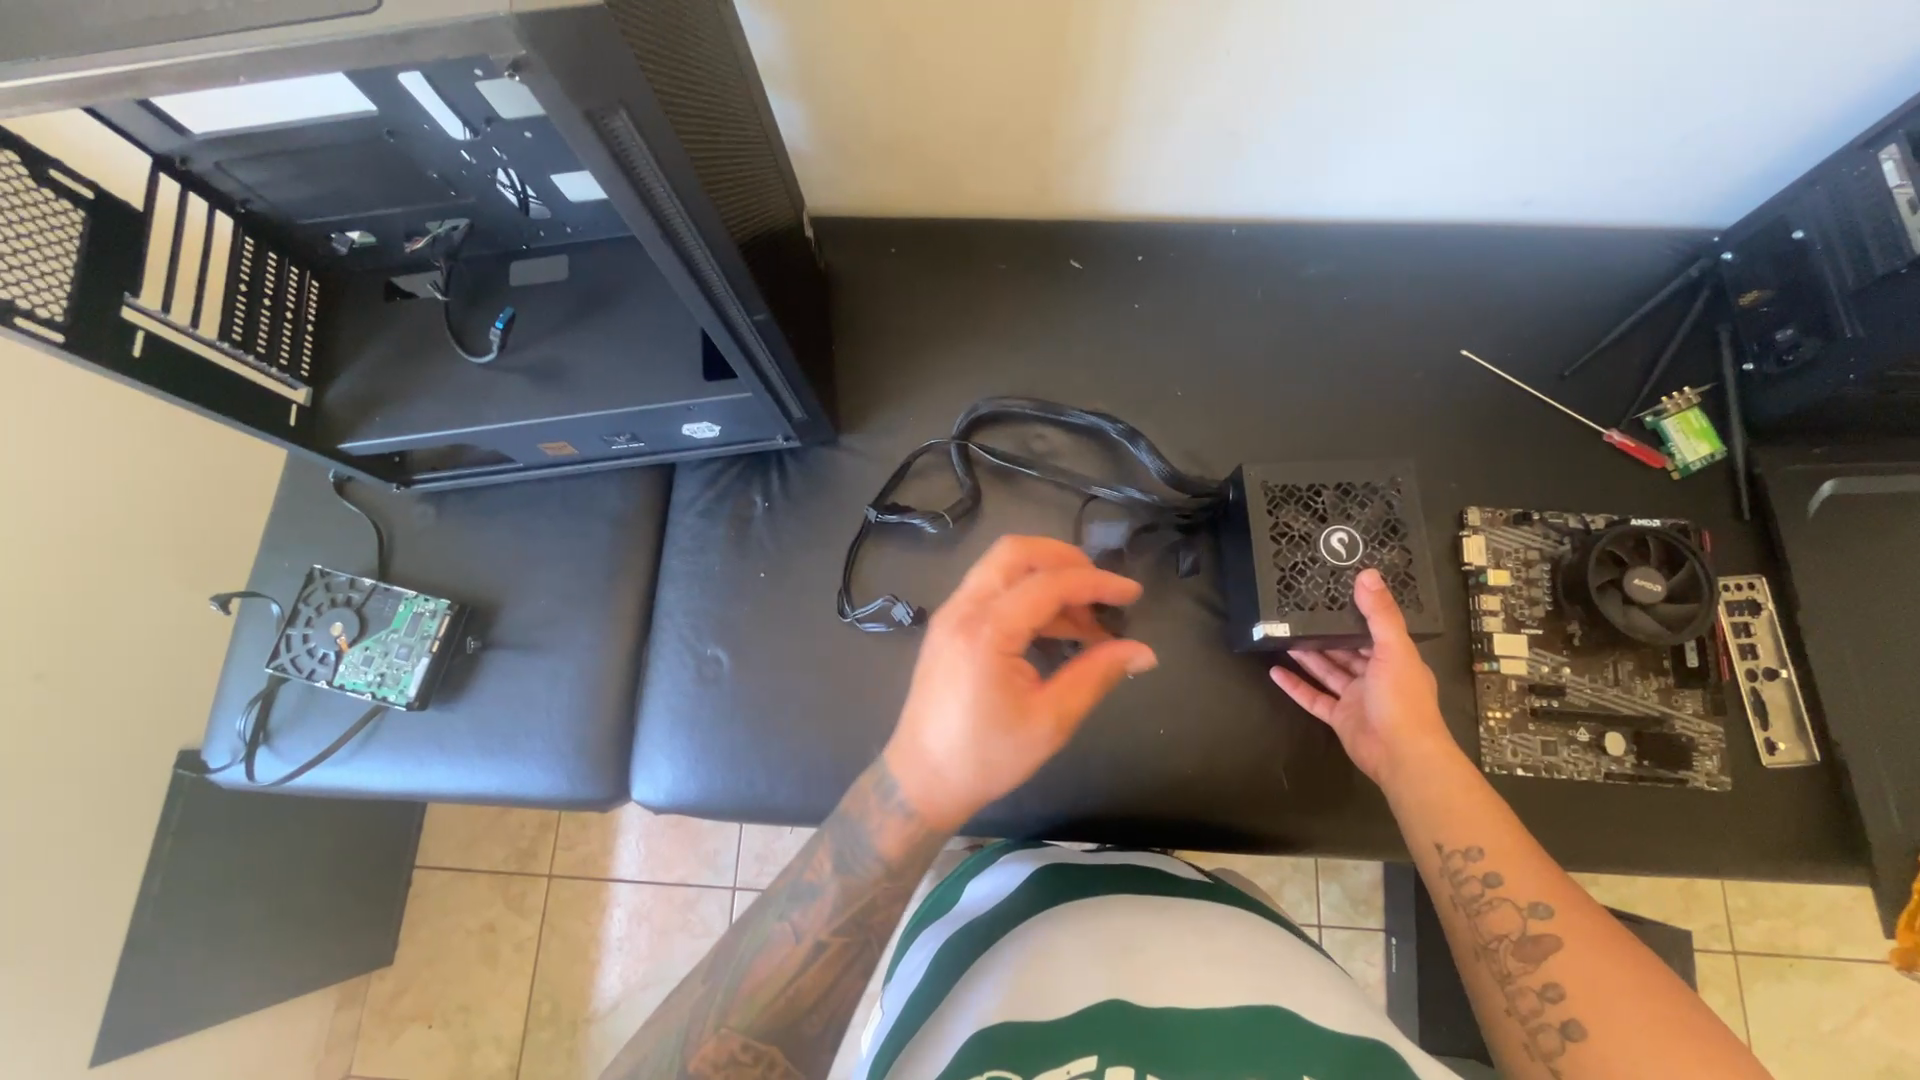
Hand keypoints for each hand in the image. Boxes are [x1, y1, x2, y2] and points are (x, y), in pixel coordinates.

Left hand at [883, 535, 1157, 829]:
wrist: (921, 780)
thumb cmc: (986, 757)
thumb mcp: (1050, 721)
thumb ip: (1096, 675)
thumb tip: (1143, 652)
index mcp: (987, 630)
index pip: (1049, 583)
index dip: (1097, 582)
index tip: (1133, 594)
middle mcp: (963, 609)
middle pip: (1017, 553)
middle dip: (1066, 561)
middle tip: (1102, 592)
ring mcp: (950, 615)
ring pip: (1002, 567)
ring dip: (1046, 579)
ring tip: (1087, 623)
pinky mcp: (948, 627)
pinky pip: (990, 590)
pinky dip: (1026, 595)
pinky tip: (1055, 630)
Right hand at [1269, 567, 1460, 788]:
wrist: (1401, 754)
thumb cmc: (1403, 698)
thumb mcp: (1394, 648)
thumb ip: (1380, 614)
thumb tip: (1368, 574)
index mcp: (1396, 660)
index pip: (1374, 632)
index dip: (1355, 615)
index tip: (1332, 597)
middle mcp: (1377, 677)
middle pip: (1347, 652)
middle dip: (1325, 636)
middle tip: (1299, 615)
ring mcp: (1357, 699)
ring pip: (1328, 672)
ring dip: (1308, 657)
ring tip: (1283, 638)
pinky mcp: (1339, 718)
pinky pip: (1314, 698)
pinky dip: (1295, 686)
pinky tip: (1275, 672)